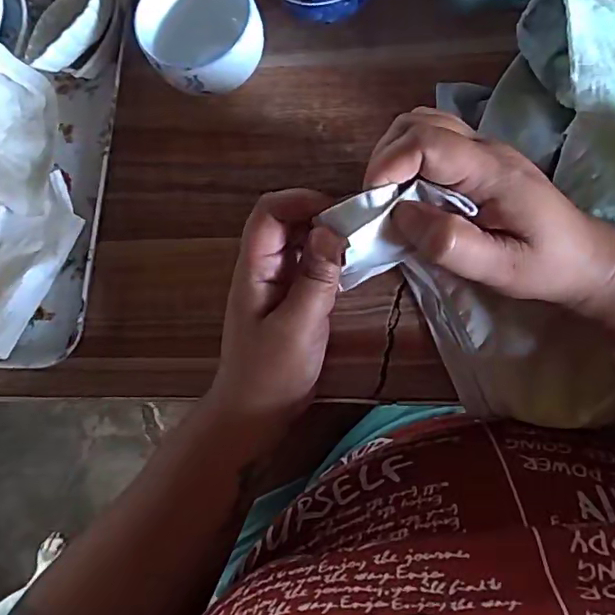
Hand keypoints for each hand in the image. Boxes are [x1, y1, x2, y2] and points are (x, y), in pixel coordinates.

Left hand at [206, 189, 346, 427]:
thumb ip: (315, 278)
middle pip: (286, 220)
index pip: (269, 212)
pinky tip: (352, 268)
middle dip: (320, 215)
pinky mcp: (291, 297)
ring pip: (299, 241)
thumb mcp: (298, 326)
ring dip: (327, 236)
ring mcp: (276, 282)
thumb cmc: (270, 374)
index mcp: (254, 268)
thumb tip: (332, 230)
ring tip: (360, 244)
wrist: (254, 413)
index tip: (340, 213)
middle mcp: (263, 268)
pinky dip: (330, 258)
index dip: (301, 201)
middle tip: (358, 227)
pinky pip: (309, 264)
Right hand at [364, 108, 614, 313]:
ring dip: (393, 155)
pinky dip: (406, 158)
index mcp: (492, 170)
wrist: (586, 258)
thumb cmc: (546, 266)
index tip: (374, 203)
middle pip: (418, 123)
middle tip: (377, 203)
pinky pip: (430, 140)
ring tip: (389, 197)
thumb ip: (450, 244)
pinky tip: (409, 193)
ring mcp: (482, 149)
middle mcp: (485, 148)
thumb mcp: (500, 269)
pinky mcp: (476, 159)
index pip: (428, 141)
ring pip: (421, 124)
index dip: (389, 165)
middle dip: (384, 159)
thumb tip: (400, 215)